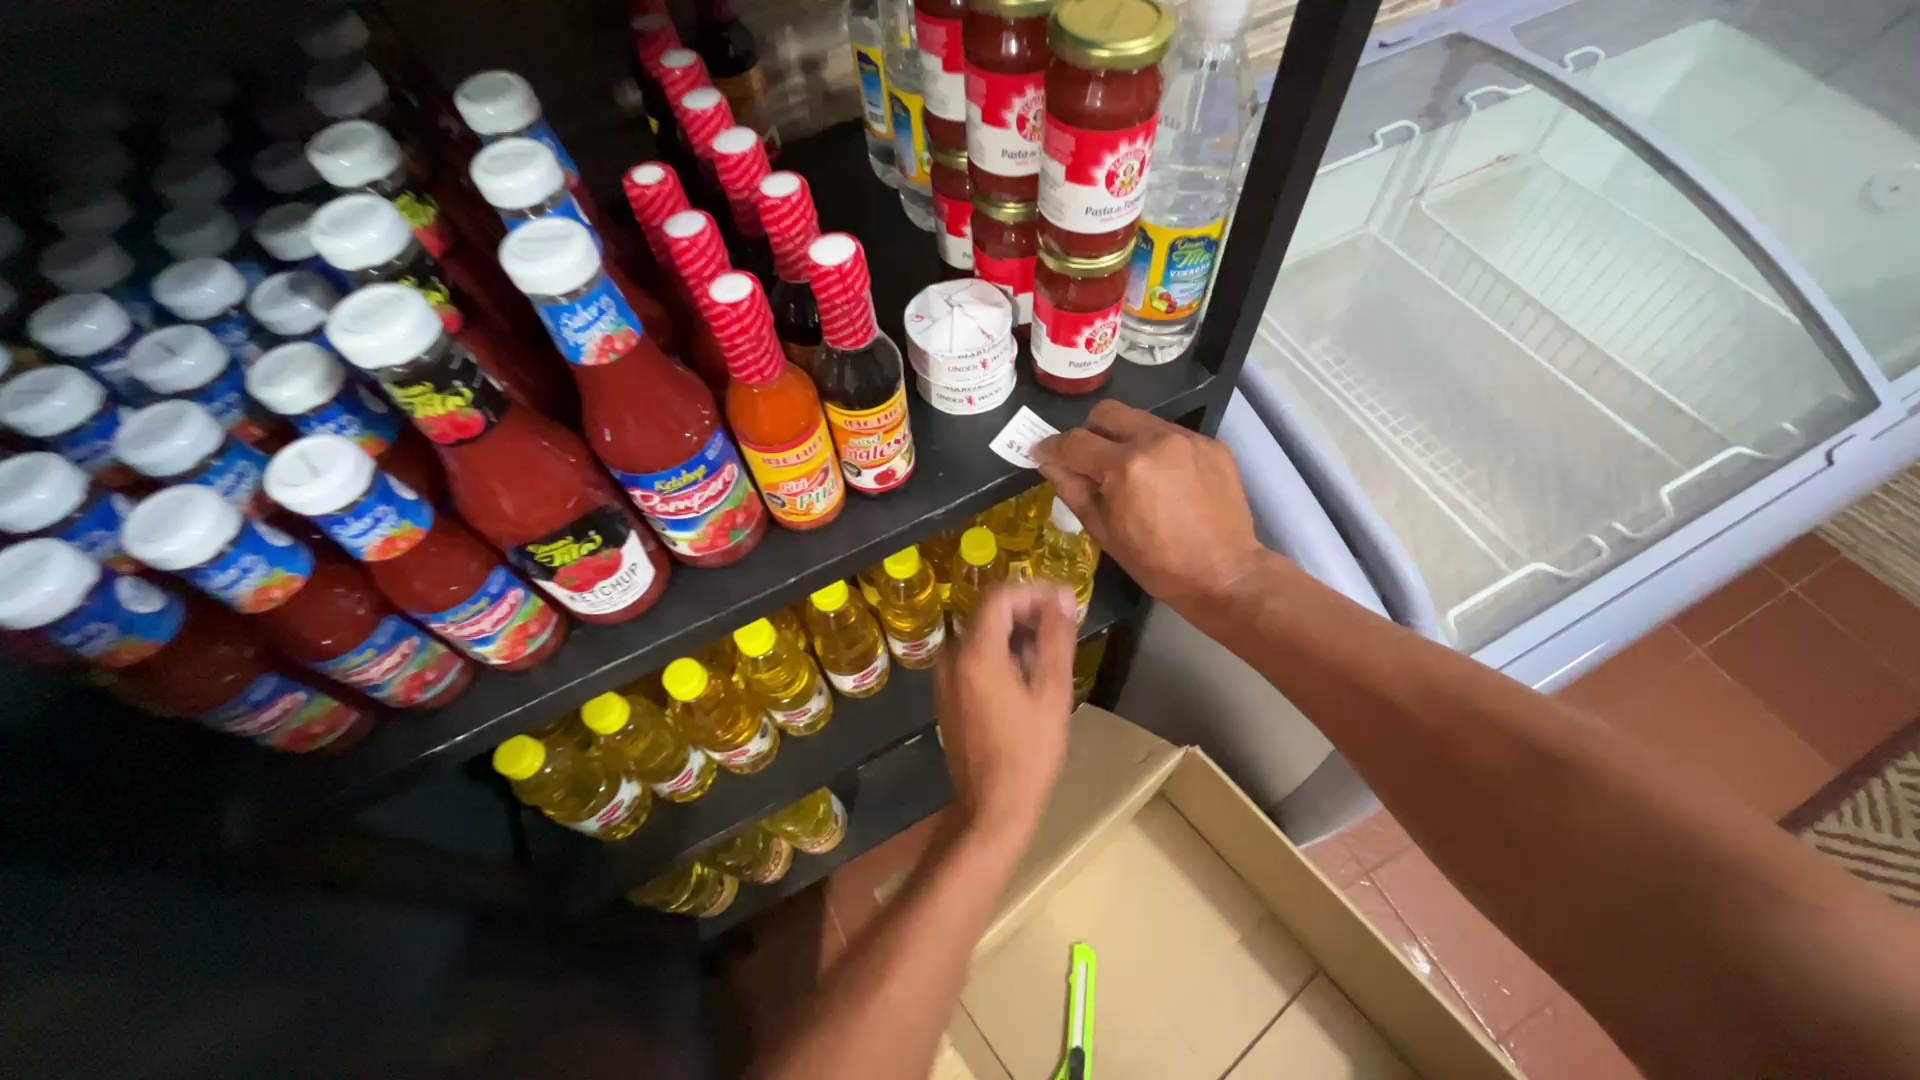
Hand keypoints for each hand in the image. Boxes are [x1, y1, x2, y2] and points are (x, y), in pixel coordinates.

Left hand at [935, 581, 1077, 829]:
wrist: (992, 807)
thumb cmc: (1029, 752)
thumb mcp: (1052, 692)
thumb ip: (1055, 638)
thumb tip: (1060, 596)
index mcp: (975, 653)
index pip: (1000, 596)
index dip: (1033, 590)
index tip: (1064, 600)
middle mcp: (952, 658)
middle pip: (988, 613)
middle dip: (1027, 611)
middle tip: (1063, 625)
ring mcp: (945, 678)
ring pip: (981, 635)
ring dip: (1015, 633)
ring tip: (1050, 653)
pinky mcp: (947, 695)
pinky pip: (973, 658)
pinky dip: (1000, 653)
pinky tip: (1027, 676)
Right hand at [1033, 400, 1266, 612]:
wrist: (1224, 573)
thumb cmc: (1157, 563)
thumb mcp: (1104, 532)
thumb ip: (1073, 490)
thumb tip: (1050, 464)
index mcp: (1125, 467)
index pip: (1075, 442)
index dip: (1052, 447)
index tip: (1042, 454)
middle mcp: (1156, 440)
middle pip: (1107, 413)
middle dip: (1089, 433)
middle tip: (1087, 460)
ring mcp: (1187, 439)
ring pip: (1140, 421)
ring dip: (1124, 440)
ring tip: (1130, 473)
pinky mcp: (1211, 444)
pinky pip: (1171, 435)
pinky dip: (1157, 450)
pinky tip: (1163, 481)